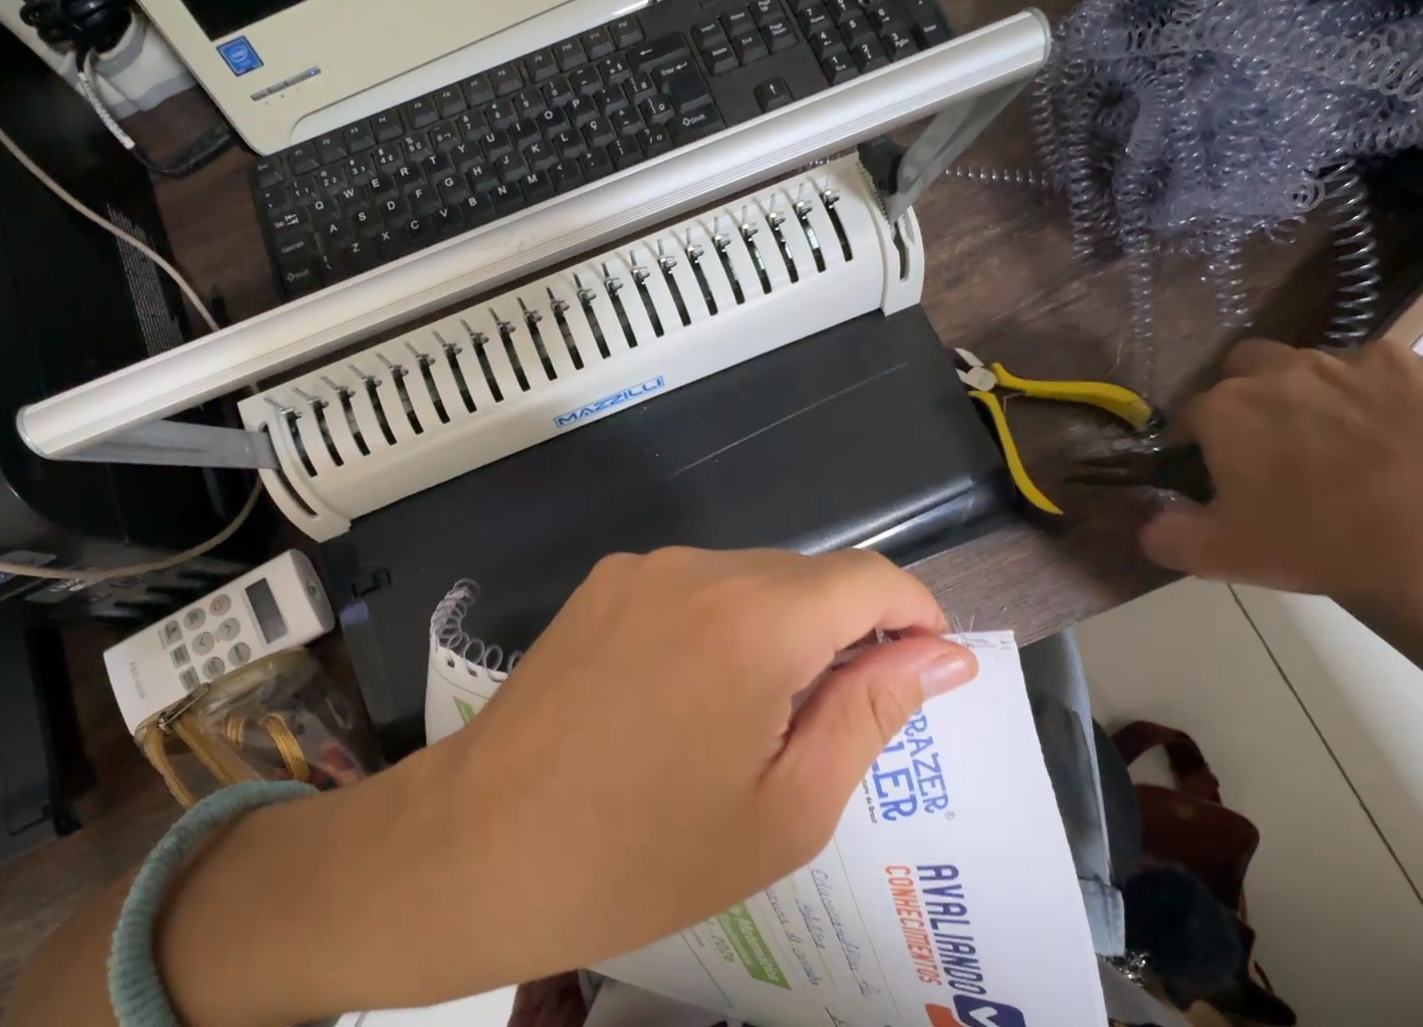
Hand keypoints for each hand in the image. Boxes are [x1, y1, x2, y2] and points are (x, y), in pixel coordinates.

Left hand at [22, 549, 977, 1026]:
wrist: (479, 845)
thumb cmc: (644, 853)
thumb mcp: (786, 808)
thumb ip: (871, 711)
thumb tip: (943, 652)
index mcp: (756, 619)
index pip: (873, 577)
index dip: (914, 619)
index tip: (915, 679)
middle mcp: (698, 568)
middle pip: (811, 577)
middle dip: (842, 636)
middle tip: (820, 732)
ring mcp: (640, 570)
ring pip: (752, 580)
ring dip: (778, 633)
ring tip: (745, 726)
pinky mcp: (601, 585)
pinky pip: (693, 588)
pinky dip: (720, 626)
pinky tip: (685, 699)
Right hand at [1142, 339, 1422, 613]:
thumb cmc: (1323, 545)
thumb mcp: (1220, 557)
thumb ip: (1165, 534)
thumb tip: (1152, 522)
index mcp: (1230, 407)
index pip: (1187, 414)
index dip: (1192, 445)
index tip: (1209, 476)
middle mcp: (1295, 369)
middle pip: (1250, 366)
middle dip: (1251, 397)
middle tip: (1272, 451)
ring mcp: (1379, 363)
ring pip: (1331, 368)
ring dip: (1326, 398)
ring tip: (1353, 455)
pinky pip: (1409, 382)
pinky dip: (1400, 408)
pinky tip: (1418, 453)